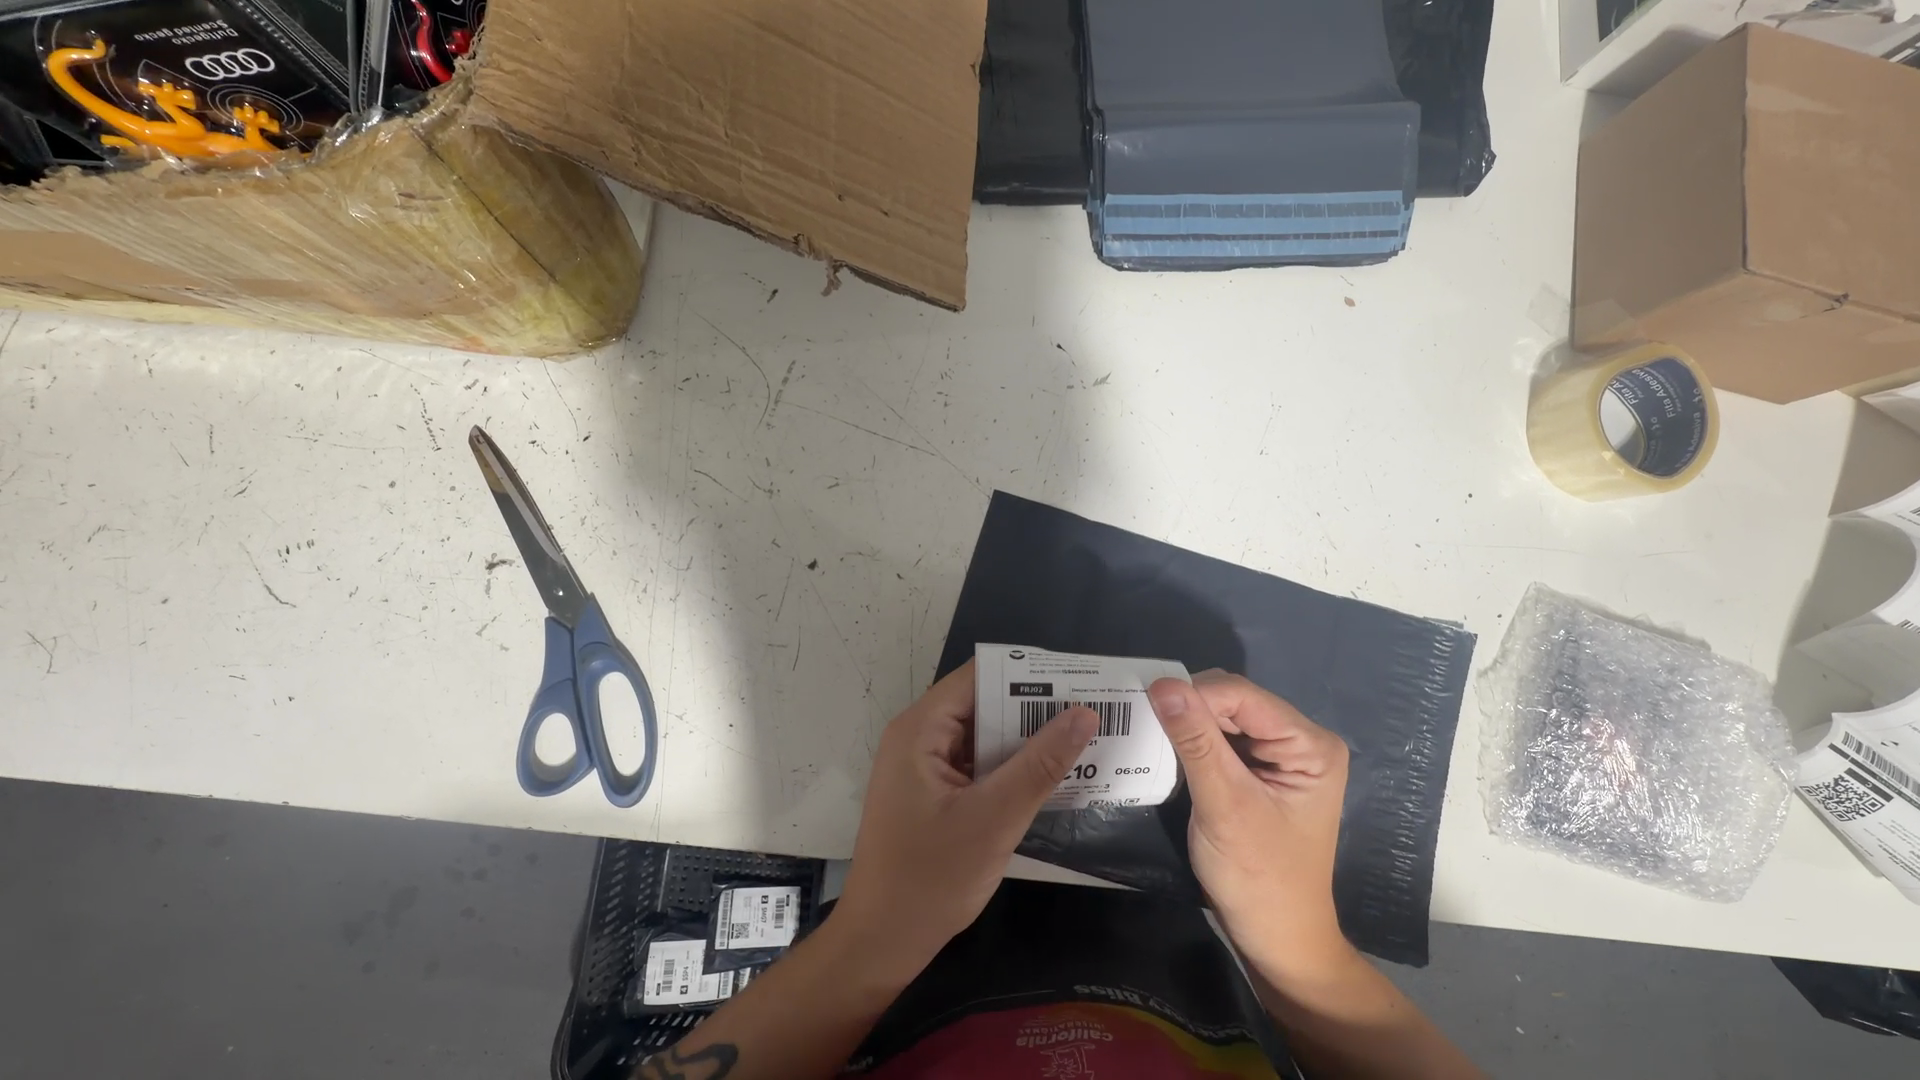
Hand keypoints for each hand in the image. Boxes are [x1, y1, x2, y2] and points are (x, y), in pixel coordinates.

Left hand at [835, 661, 1096, 981]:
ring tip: (1084, 738)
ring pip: (983, 736)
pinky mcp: (934, 794)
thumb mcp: (994, 818)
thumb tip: (1084, 713)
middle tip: (1093, 711)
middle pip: (982, 704)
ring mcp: (925, 767)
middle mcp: (919, 738)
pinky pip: (978, 765)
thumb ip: (1039, 764)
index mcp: (920, 730)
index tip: (1078, 679)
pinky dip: (1012, 768)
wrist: (884, 941)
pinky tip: (1053, 775)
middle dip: (1035, 708)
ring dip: (1027, 740)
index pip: (978, 677)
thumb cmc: (931, 877)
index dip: (1028, 673)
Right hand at [1148, 671, 1352, 984]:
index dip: (1195, 693)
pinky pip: (1222, 738)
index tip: (1146, 703)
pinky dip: (1193, 740)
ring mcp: (1282, 756)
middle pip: (1234, 700)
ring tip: (1149, 731)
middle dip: (1190, 706)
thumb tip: (1162, 683)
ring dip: (1187, 722)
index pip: (1243, 696)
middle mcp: (1301, 740)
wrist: (1275, 938)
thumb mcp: (1223, 804)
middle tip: (1144, 721)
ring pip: (1224, 716)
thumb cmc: (1258, 877)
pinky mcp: (1260, 770)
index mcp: (1311, 745)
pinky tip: (1168, 748)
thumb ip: (1195, 741)